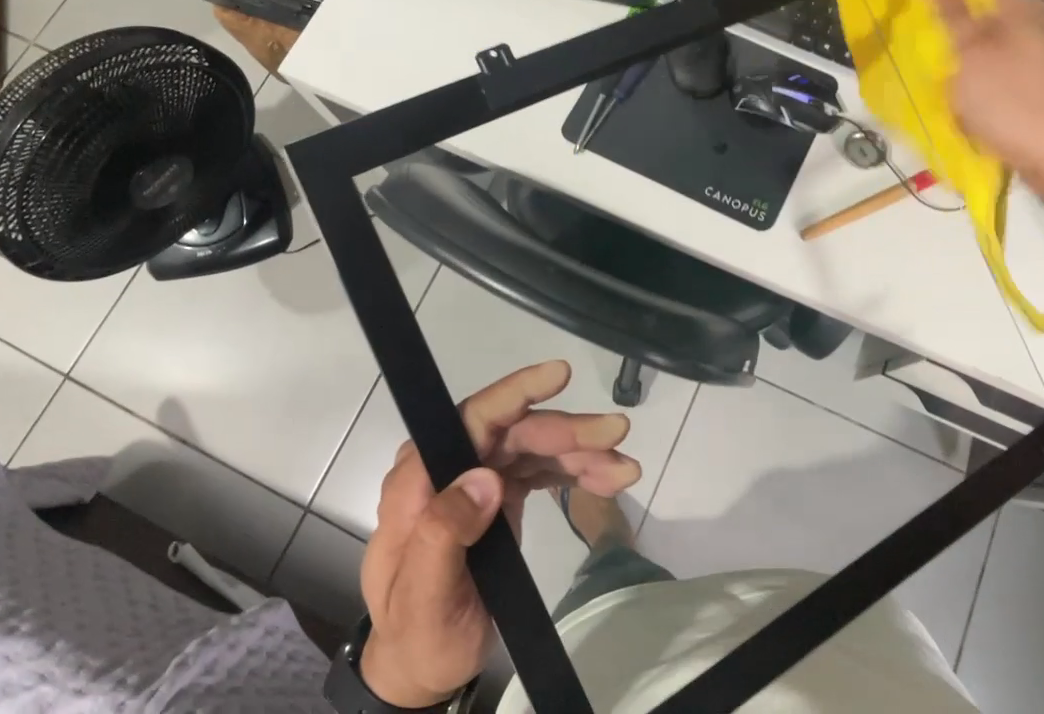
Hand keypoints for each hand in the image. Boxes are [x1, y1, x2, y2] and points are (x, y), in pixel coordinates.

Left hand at [357, 361, 640, 706]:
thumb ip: (445, 533)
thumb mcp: (423, 594)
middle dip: (567, 431)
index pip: (470, 420)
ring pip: (535, 449)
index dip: (515, 393)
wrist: (424, 667)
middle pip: (515, 432)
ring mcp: (478, 482)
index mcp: (421, 479)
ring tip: (626, 469)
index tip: (559, 375)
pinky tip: (608, 480)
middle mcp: (450, 468)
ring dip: (581, 455)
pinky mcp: (501, 498)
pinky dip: (577, 474)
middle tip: (616, 436)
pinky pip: (543, 472)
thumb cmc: (417, 633)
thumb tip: (485, 477)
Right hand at [936, 0, 1043, 197]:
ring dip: (971, 76)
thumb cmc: (1013, 101)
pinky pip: (1009, 89)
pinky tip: (973, 117)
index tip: (921, 19)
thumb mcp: (972, 55)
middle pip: (990, 27)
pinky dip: (989, 100)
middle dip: (958, 43)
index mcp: (1027, 10)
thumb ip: (955, 17)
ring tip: (945, 94)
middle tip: (927, 60)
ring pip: (997, 61)